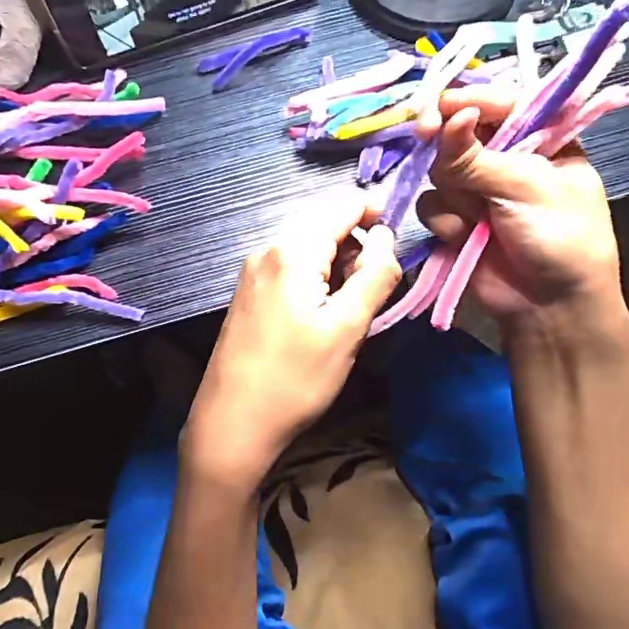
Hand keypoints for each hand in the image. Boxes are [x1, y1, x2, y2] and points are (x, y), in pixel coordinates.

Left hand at [181, 194, 401, 490]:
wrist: (231, 424)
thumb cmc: (294, 379)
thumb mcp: (347, 329)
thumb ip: (374, 274)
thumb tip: (387, 236)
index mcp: (291, 250)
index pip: (343, 204)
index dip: (377, 216)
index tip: (397, 251)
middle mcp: (267, 249)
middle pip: (326, 225)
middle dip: (357, 250)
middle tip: (371, 297)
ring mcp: (253, 272)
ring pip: (311, 250)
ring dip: (339, 269)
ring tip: (347, 315)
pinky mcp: (249, 293)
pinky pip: (292, 269)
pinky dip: (316, 282)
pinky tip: (320, 318)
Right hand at [416, 87, 628, 344]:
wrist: (549, 307)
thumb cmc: (560, 238)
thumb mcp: (526, 188)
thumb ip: (477, 156)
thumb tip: (448, 114)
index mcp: (541, 138)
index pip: (499, 103)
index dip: (467, 101)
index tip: (439, 106)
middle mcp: (506, 158)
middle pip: (458, 132)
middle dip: (443, 138)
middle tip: (424, 131)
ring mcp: (479, 190)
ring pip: (439, 170)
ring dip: (453, 192)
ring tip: (477, 218)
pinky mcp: (456, 220)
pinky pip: (431, 205)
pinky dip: (445, 221)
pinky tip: (465, 237)